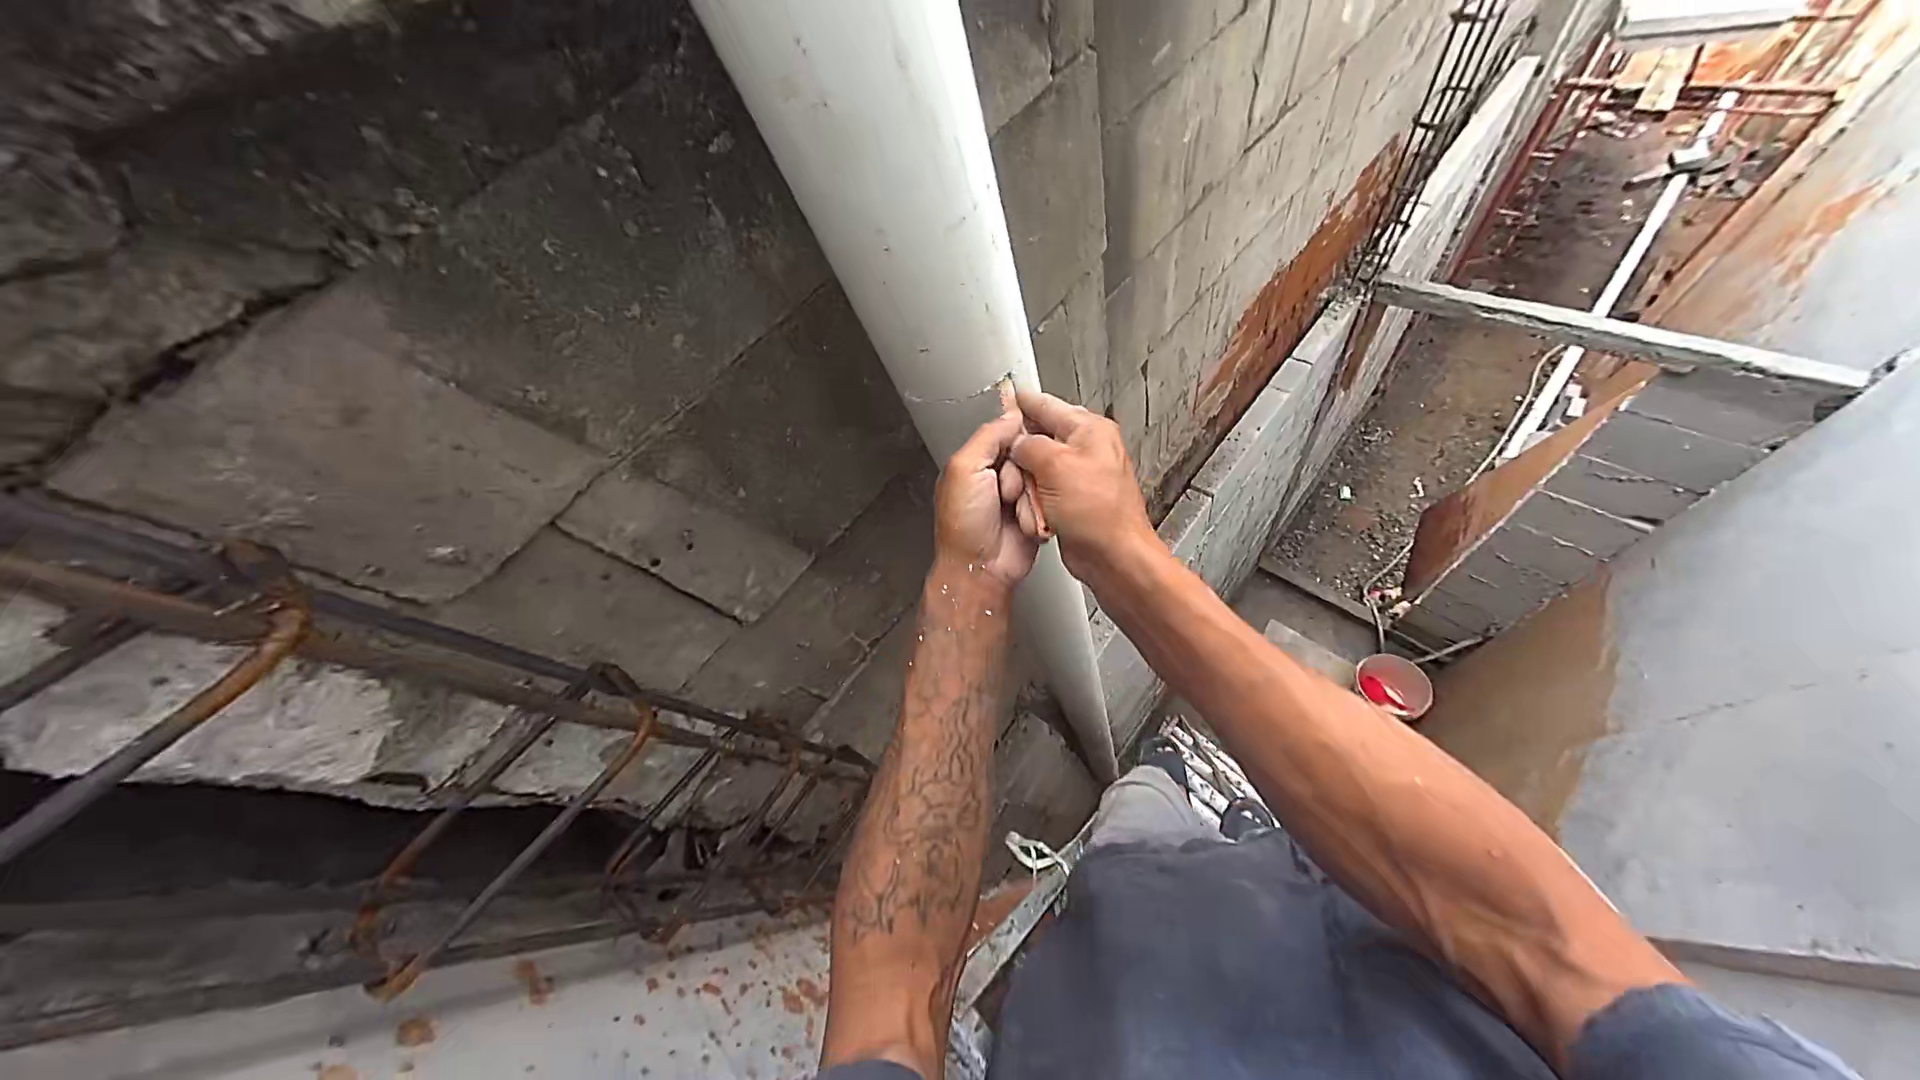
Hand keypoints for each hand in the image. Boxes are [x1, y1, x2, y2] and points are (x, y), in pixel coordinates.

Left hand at [933, 387, 1038, 592]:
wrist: (980, 567)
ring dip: (1030, 492)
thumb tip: (1011, 414)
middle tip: (1004, 490)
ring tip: (1012, 509)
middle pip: (1030, 451)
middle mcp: (997, 474)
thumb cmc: (962, 526)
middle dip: (1022, 469)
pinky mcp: (1035, 511)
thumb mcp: (964, 469)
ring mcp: (1018, 494)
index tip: (1024, 440)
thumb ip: (988, 436)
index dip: (1017, 434)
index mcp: (977, 460)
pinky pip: (1050, 497)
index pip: (1007, 430)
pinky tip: (1026, 519)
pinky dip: (1041, 507)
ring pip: (1042, 474)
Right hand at [1005, 390, 1156, 580]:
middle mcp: (1089, 449)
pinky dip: (1037, 503)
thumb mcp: (1054, 466)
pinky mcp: (1075, 499)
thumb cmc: (1099, 514)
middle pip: (1040, 439)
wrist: (1112, 556)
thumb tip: (1017, 442)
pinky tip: (1041, 513)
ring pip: (1038, 469)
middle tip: (1017, 469)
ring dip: (1030, 485)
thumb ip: (1029, 445)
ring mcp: (1082, 475)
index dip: (1023, 403)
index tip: (1006, 396)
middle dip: (1024, 457)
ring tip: (1035, 499)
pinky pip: (1044, 493)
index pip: (1048, 405)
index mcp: (1090, 430)